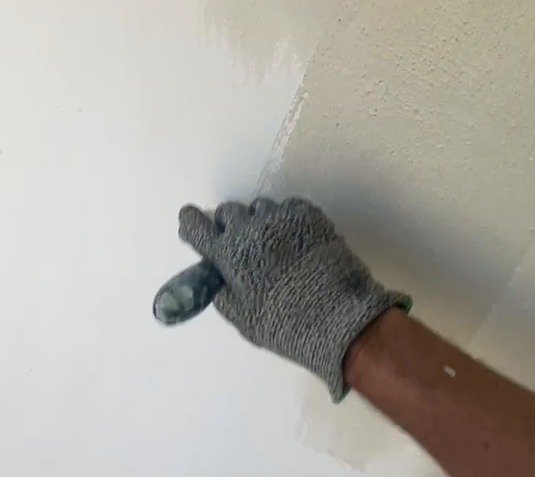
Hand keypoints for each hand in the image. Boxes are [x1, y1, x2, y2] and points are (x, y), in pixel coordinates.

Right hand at [179, 197, 408, 400]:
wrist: (341, 318)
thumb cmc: (288, 326)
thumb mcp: (245, 321)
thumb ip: (224, 295)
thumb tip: (219, 280)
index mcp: (229, 255)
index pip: (195, 224)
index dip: (192, 224)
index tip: (194, 227)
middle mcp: (248, 229)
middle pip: (227, 212)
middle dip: (229, 226)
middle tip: (242, 245)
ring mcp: (278, 217)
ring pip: (258, 208)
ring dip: (259, 222)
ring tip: (275, 244)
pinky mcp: (306, 213)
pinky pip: (287, 208)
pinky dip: (287, 221)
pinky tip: (298, 241)